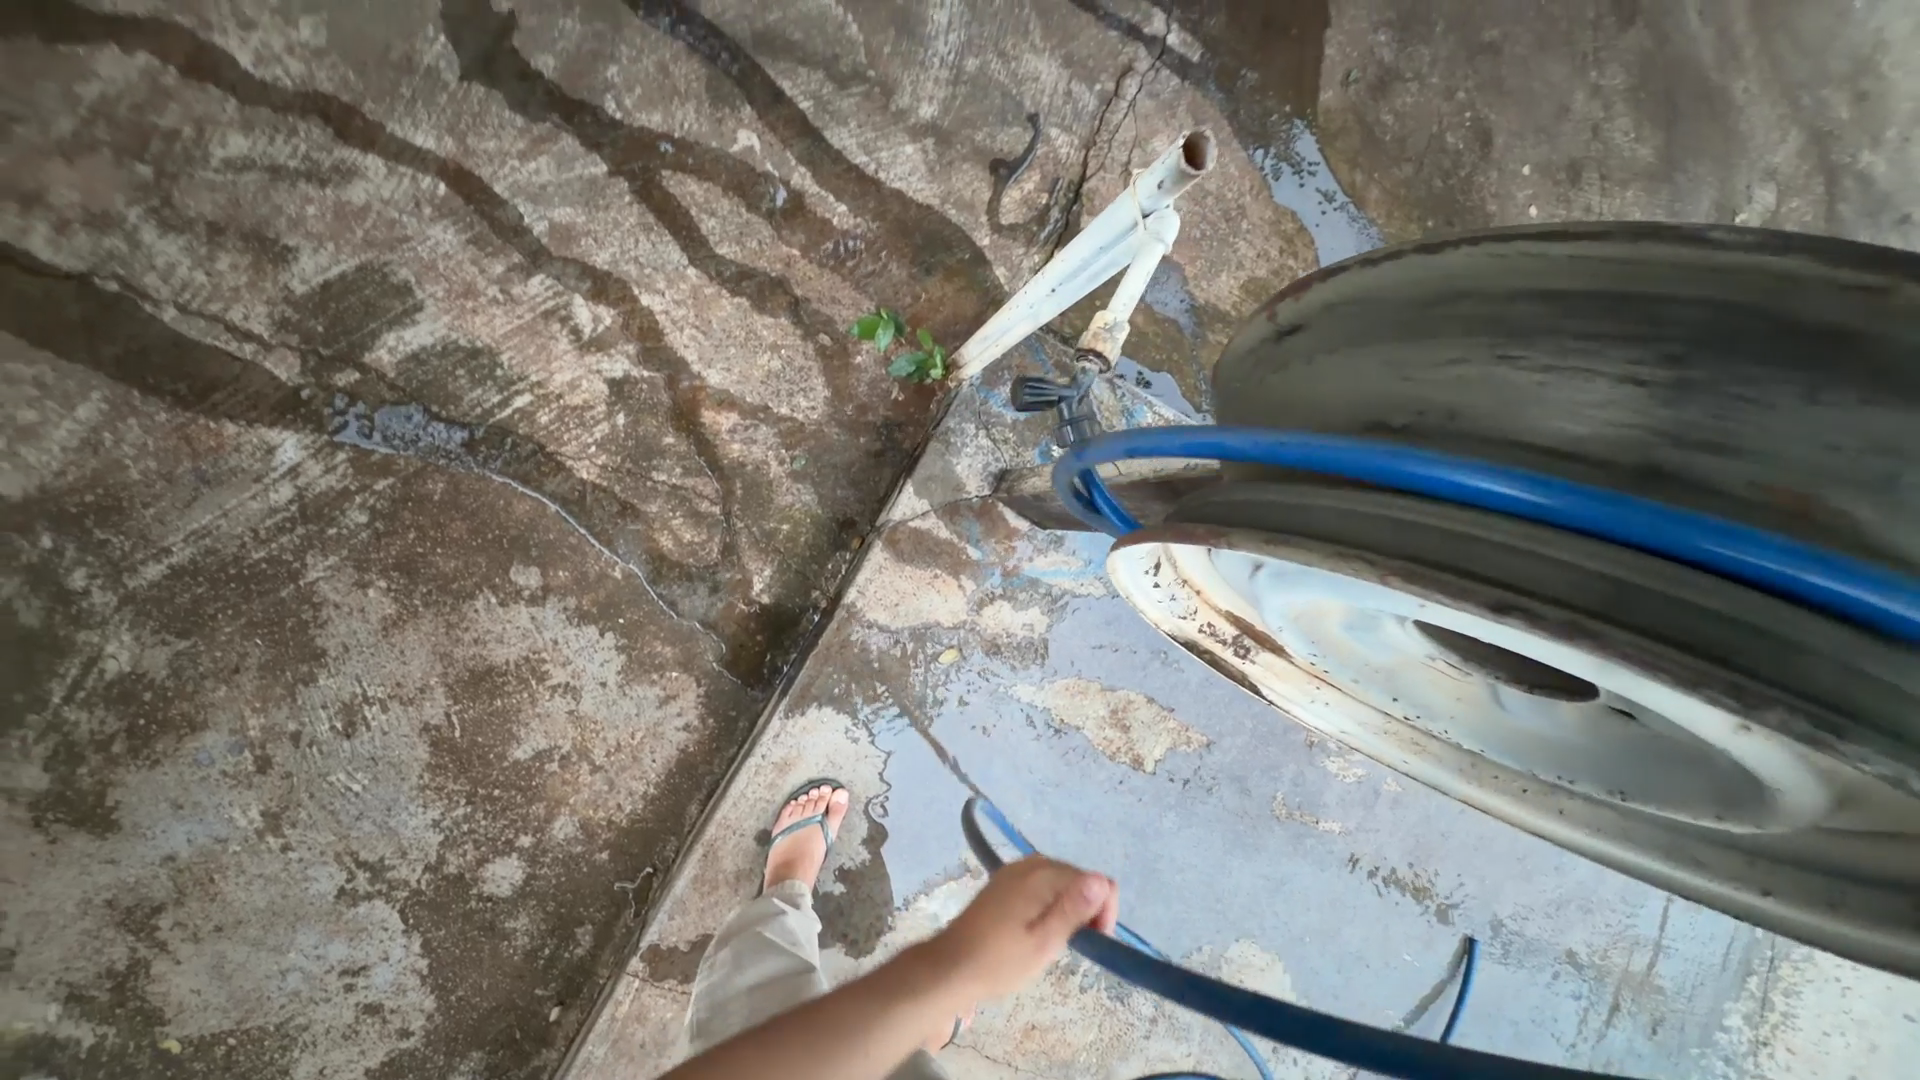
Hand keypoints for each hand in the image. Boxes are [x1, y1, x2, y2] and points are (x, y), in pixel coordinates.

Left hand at [929, 856, 1117, 1000]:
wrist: (951, 966)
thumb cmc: (1000, 962)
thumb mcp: (1044, 943)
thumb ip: (1074, 910)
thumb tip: (1103, 880)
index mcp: (1043, 874)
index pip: (1097, 881)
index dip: (1102, 912)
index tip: (1092, 942)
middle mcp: (1031, 863)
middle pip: (1079, 879)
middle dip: (1086, 909)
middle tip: (1070, 946)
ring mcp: (1016, 870)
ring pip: (1061, 882)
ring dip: (1067, 908)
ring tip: (1052, 940)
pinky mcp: (1005, 881)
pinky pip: (1042, 884)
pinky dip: (1048, 904)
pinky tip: (1036, 928)